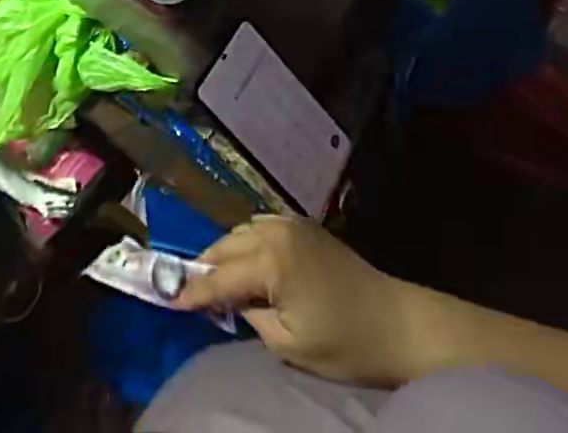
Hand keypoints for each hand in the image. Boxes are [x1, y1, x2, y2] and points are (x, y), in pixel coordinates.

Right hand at [175, 217, 422, 387]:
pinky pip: (259, 227)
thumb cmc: (346, 343)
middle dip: (205, 267)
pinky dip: (245, 242)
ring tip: (216, 280)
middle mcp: (275, 231)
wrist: (399, 322)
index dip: (192, 290)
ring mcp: (290, 223)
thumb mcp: (289, 344)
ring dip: (224, 253)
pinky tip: (244, 262)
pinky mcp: (302, 225)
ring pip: (239, 232)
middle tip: (190, 292)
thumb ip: (250, 315)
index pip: (219, 276)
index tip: (167, 299)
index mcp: (271, 260)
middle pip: (224, 245)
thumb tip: (229, 301)